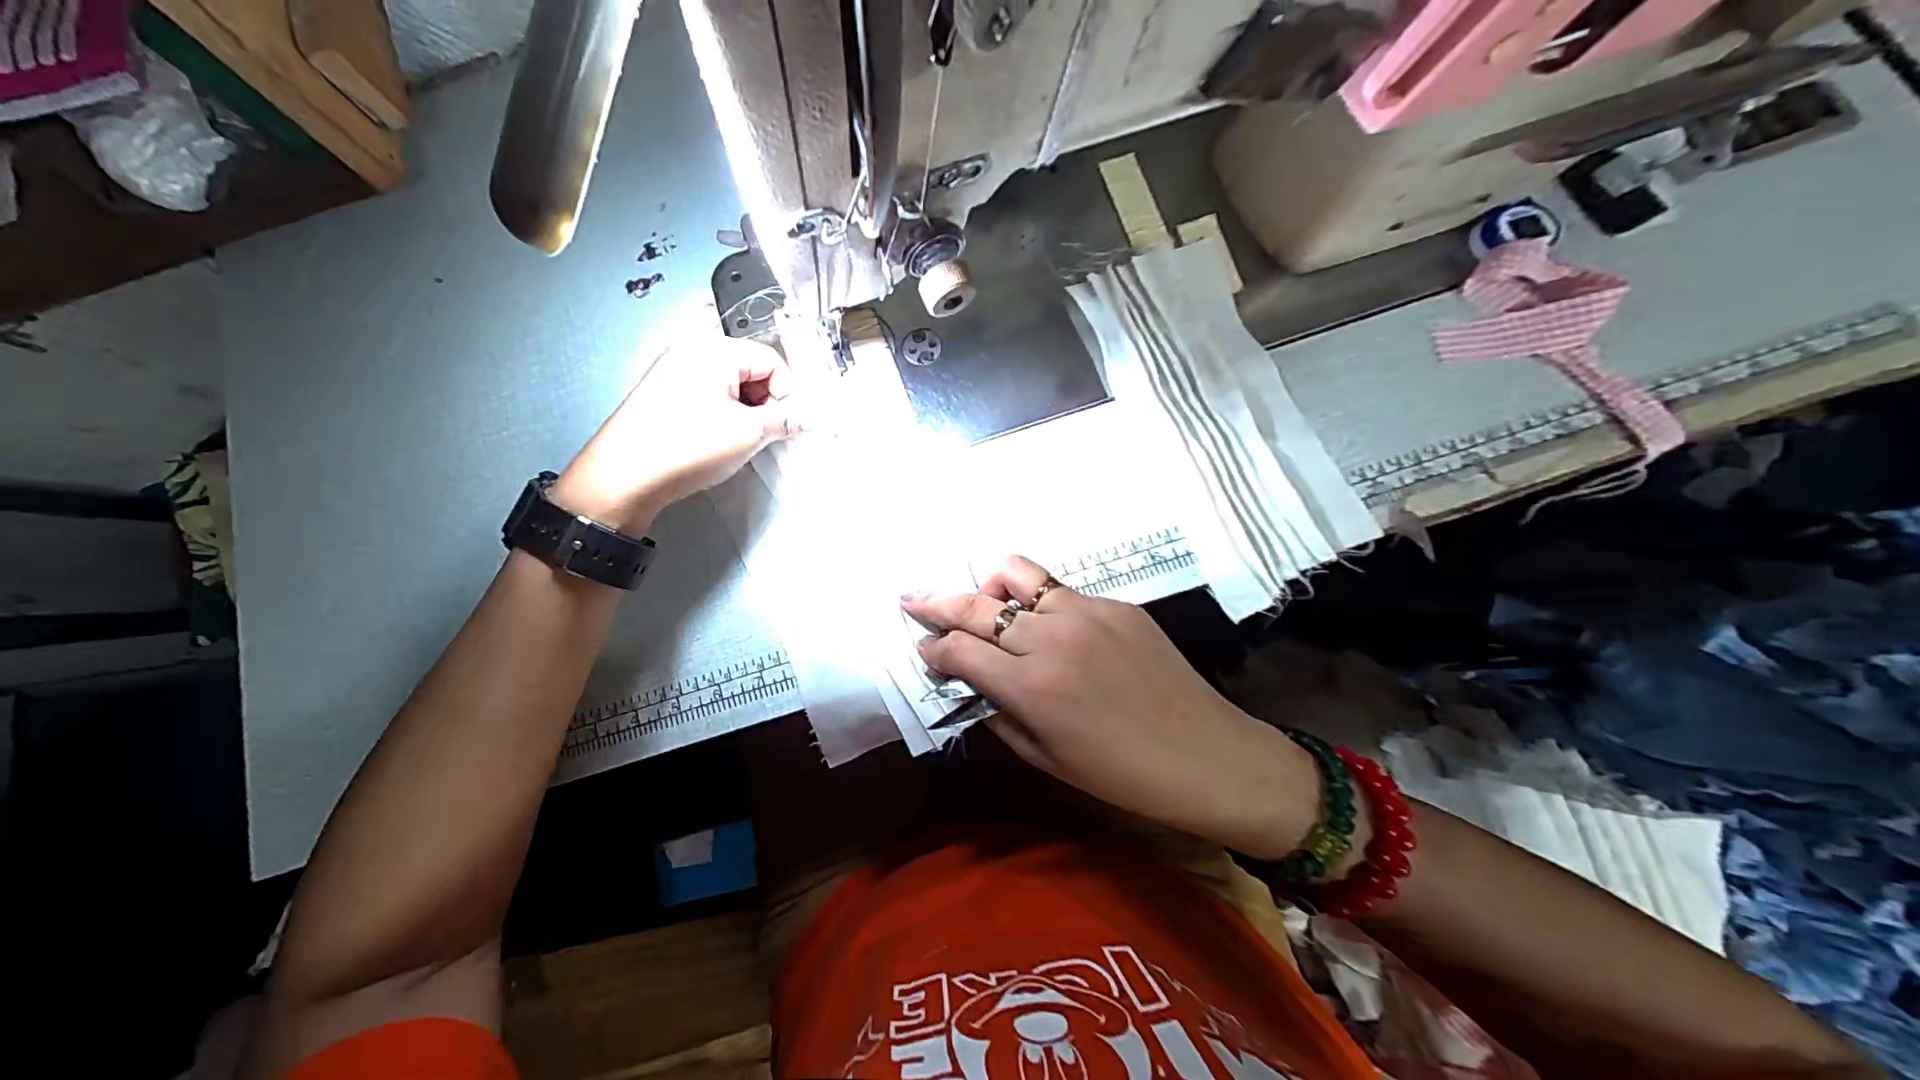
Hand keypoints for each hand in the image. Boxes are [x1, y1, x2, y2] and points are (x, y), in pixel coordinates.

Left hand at [550, 334, 806, 532]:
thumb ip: (785, 420)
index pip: (771, 360)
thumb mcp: (748, 434)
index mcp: (713, 350)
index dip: (787, 392)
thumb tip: (805, 418)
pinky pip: (709, 396)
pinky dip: (724, 416)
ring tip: (741, 440)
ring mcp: (675, 373)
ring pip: (731, 385)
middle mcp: (691, 353)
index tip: (791, 420)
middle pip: (751, 370)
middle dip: (766, 402)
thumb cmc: (679, 447)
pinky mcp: (665, 395)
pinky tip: (719, 441)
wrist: (625, 476)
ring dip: (746, 411)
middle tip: (769, 433)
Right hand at [903, 557, 1334, 859]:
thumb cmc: (1120, 774)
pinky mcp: (1117, 604)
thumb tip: (969, 682)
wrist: (1207, 755)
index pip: (960, 650)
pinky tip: (1048, 627)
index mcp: (1031, 687)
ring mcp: (1087, 612)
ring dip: (989, 588)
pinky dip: (1040, 603)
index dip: (932, 648)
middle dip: (936, 603)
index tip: (922, 650)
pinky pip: (1062, 591)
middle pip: (975, 605)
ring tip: (986, 605)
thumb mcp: (1045, 757)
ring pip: (1017, 574)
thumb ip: (998, 713)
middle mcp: (1052, 637)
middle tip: (912, 600)